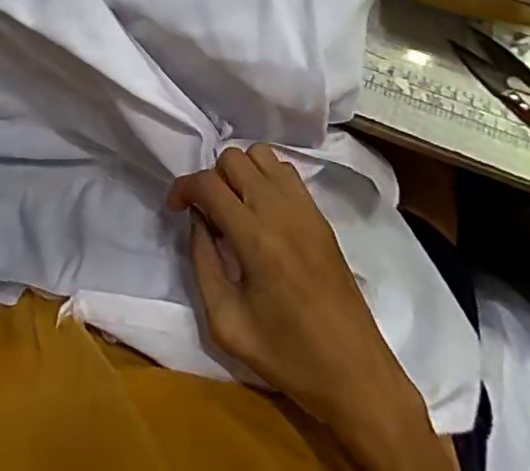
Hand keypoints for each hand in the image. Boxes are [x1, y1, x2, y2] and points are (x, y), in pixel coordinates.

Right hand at [169, 145, 451, 470]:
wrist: (354, 373)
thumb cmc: (286, 355)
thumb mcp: (226, 322)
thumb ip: (203, 263)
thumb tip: (197, 222)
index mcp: (255, 238)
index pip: (209, 183)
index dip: (183, 188)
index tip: (175, 209)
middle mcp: (281, 211)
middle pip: (234, 158)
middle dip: (211, 178)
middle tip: (207, 213)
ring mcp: (306, 210)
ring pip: (262, 155)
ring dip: (240, 173)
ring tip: (234, 208)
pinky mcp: (321, 217)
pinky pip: (287, 173)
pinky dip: (266, 178)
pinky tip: (261, 212)